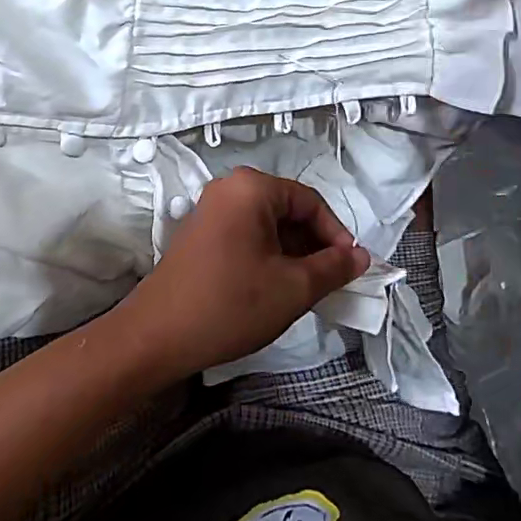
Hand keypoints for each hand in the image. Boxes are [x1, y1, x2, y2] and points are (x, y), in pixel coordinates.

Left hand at [111, 167, 369, 378]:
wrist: (159, 332)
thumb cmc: (231, 303)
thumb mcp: (293, 287)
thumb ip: (333, 267)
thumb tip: (361, 255)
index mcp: (251, 188)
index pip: (310, 201)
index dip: (336, 234)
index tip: (351, 269)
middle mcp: (228, 188)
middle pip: (287, 209)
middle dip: (314, 245)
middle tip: (331, 282)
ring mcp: (210, 210)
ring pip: (267, 224)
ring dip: (292, 253)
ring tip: (306, 290)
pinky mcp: (200, 232)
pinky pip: (246, 234)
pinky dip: (268, 255)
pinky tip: (275, 287)